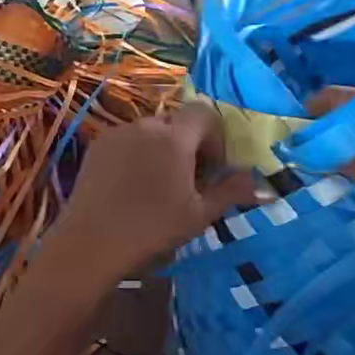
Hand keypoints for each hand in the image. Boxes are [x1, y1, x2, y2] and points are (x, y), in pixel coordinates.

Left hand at [45, 103, 258, 284]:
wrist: (92, 241)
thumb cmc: (151, 228)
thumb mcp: (199, 214)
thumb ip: (232, 192)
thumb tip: (263, 185)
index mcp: (174, 137)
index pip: (204, 113)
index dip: (214, 137)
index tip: (211, 168)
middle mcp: (144, 125)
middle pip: (176, 123)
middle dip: (188, 145)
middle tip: (187, 180)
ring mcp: (116, 133)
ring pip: (149, 132)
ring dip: (161, 149)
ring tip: (157, 185)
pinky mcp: (97, 145)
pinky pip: (126, 140)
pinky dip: (136, 154)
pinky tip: (130, 185)